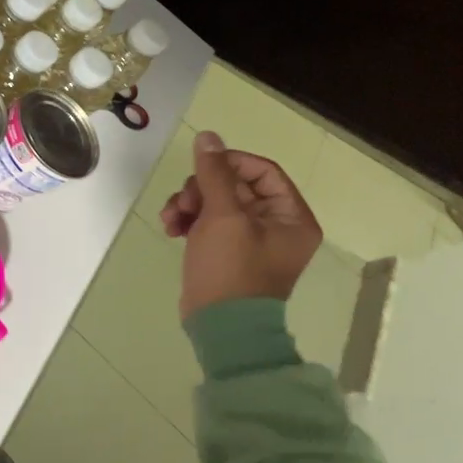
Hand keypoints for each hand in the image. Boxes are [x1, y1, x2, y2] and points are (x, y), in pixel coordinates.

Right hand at [160, 130, 322, 318]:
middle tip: (184, 203)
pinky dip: (188, 220)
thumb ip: (214, 173)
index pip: (261, 170)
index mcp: (290, 216)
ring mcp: (251, 238)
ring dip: (188, 203)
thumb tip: (208, 136)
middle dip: (200, 189)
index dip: (228, 163)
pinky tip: (171, 230)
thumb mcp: (222, 216)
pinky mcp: (228, 249)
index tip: (200, 170)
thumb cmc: (231, 268)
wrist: (221, 326)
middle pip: (234, 183)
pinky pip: (207, 219)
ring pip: (215, 199)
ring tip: (171, 219)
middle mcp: (276, 224)